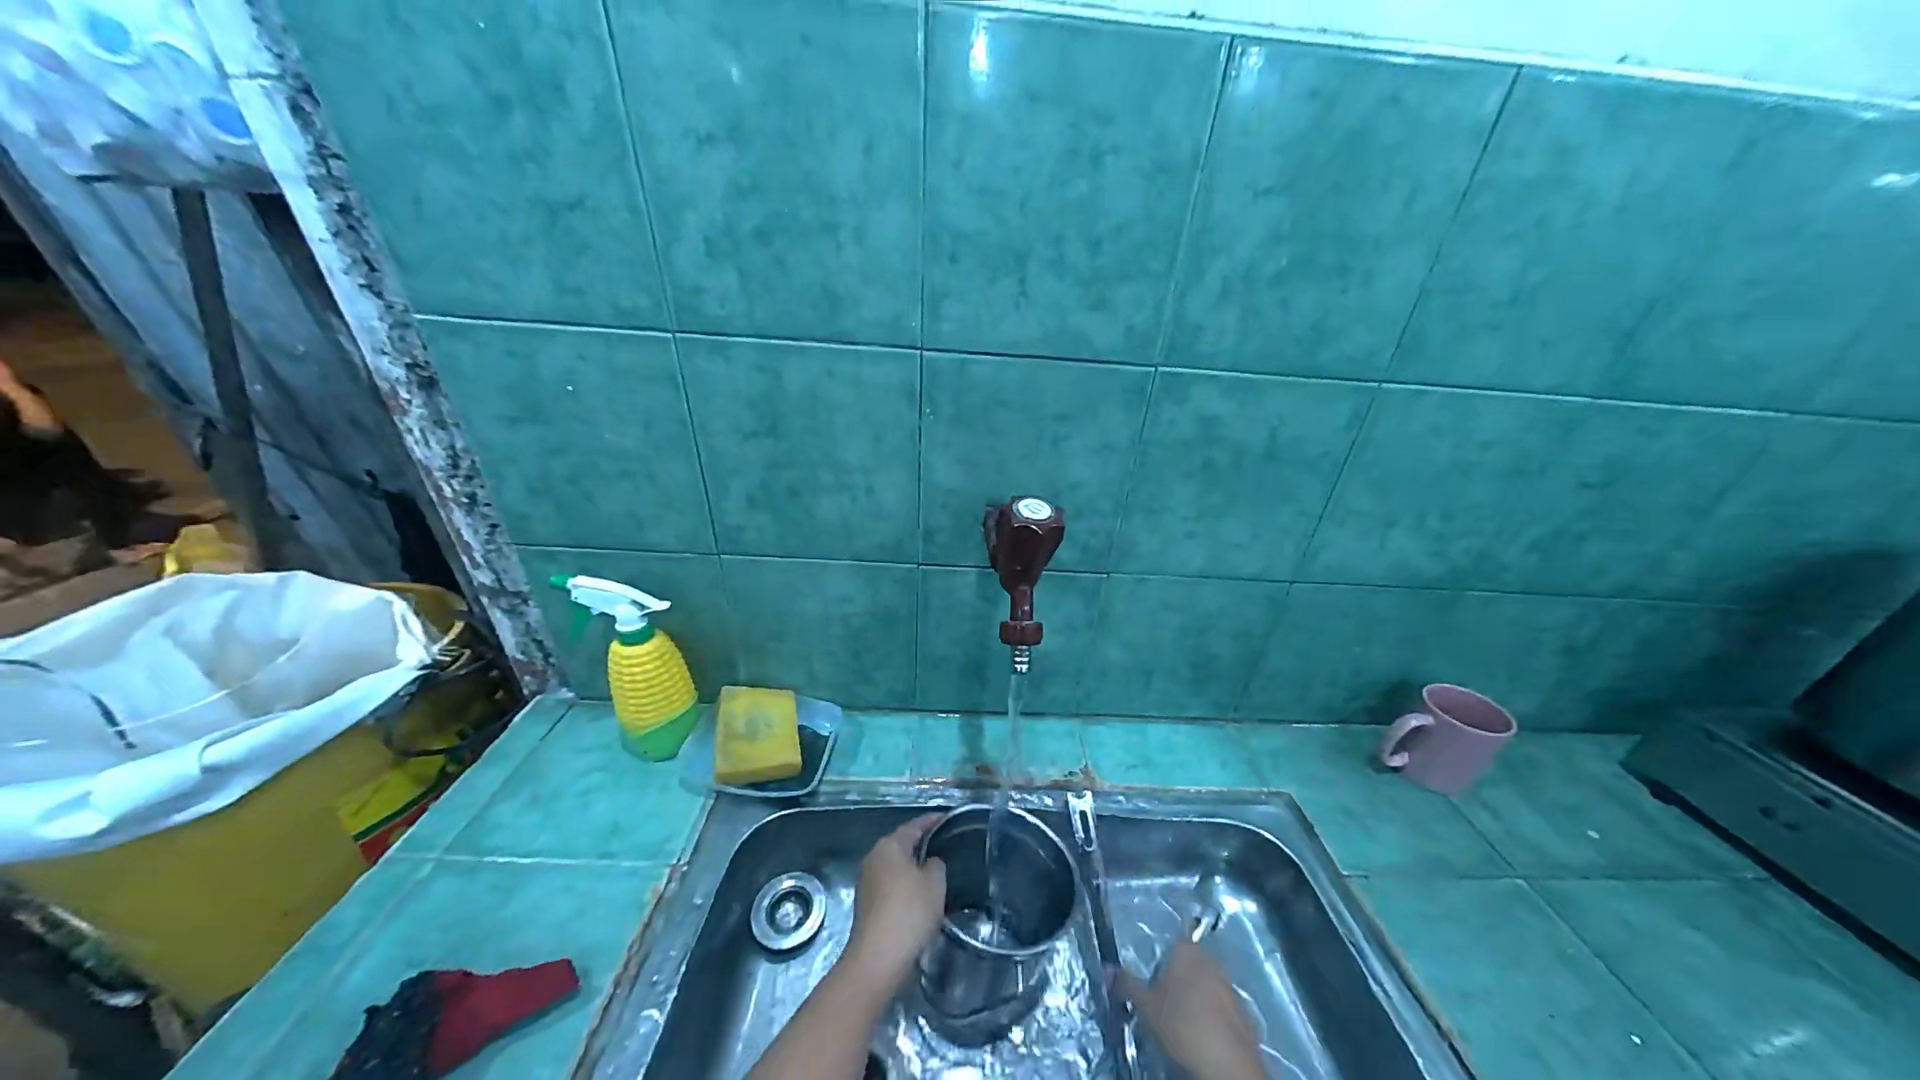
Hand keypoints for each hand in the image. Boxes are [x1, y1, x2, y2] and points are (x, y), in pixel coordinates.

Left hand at [841, 813, 946, 991]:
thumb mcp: (935, 882)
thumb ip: (936, 864)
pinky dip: (907, 889)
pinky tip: (923, 899)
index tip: (947, 818)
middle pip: (902, 846)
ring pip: (896, 869)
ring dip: (914, 870)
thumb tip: (929, 863)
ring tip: (939, 874)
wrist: (879, 958)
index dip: (932, 821)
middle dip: (922, 846)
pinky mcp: (867, 906)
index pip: (913, 826)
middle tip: (947, 847)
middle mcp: (873, 859)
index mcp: (888, 846)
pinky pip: (892, 888)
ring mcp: (867, 883)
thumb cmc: (909, 911)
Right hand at [1120, 940, 1263, 1079]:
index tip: (1153, 980)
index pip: (1173, 943)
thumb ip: (1126, 984)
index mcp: (1187, 951)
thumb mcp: (1145, 1006)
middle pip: (1191, 963)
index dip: (1162, 961)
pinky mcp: (1246, 1014)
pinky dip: (1214, 1016)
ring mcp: (1232, 987)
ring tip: (1182, 1020)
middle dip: (1179, 978)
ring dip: (1197, 997)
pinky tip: (1203, 1034)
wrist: (1227, 1065)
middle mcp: (1212, 961)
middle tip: (1163, 1000)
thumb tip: (1107, 969)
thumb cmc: (1181, 1025)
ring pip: (1208, 985)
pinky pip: (1223, 1007)